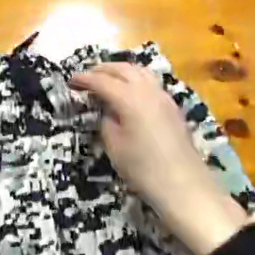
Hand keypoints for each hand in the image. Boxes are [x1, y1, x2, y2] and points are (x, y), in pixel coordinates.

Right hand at [70, 63, 249, 254]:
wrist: (183, 185)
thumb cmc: (143, 168)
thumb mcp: (114, 145)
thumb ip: (107, 120)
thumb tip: (108, 110)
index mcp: (130, 98)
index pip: (102, 81)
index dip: (84, 80)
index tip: (70, 82)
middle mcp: (148, 91)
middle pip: (123, 69)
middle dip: (102, 70)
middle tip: (87, 78)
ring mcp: (164, 97)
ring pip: (140, 72)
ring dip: (121, 71)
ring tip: (108, 80)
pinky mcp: (173, 107)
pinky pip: (151, 83)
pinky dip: (135, 80)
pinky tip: (130, 93)